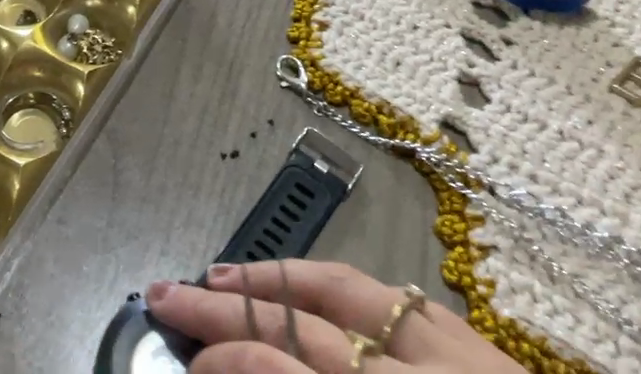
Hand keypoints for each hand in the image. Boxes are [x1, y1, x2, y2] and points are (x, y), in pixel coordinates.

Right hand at [145, 261, 522, 372]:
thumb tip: (249, 372)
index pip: (284, 370)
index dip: (227, 359)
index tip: (185, 364)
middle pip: (299, 326)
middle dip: (223, 310)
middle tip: (160, 296)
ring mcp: (454, 357)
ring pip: (344, 291)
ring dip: (270, 279)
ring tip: (215, 276)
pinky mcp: (480, 347)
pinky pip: (392, 294)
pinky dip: (337, 283)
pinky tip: (302, 281)